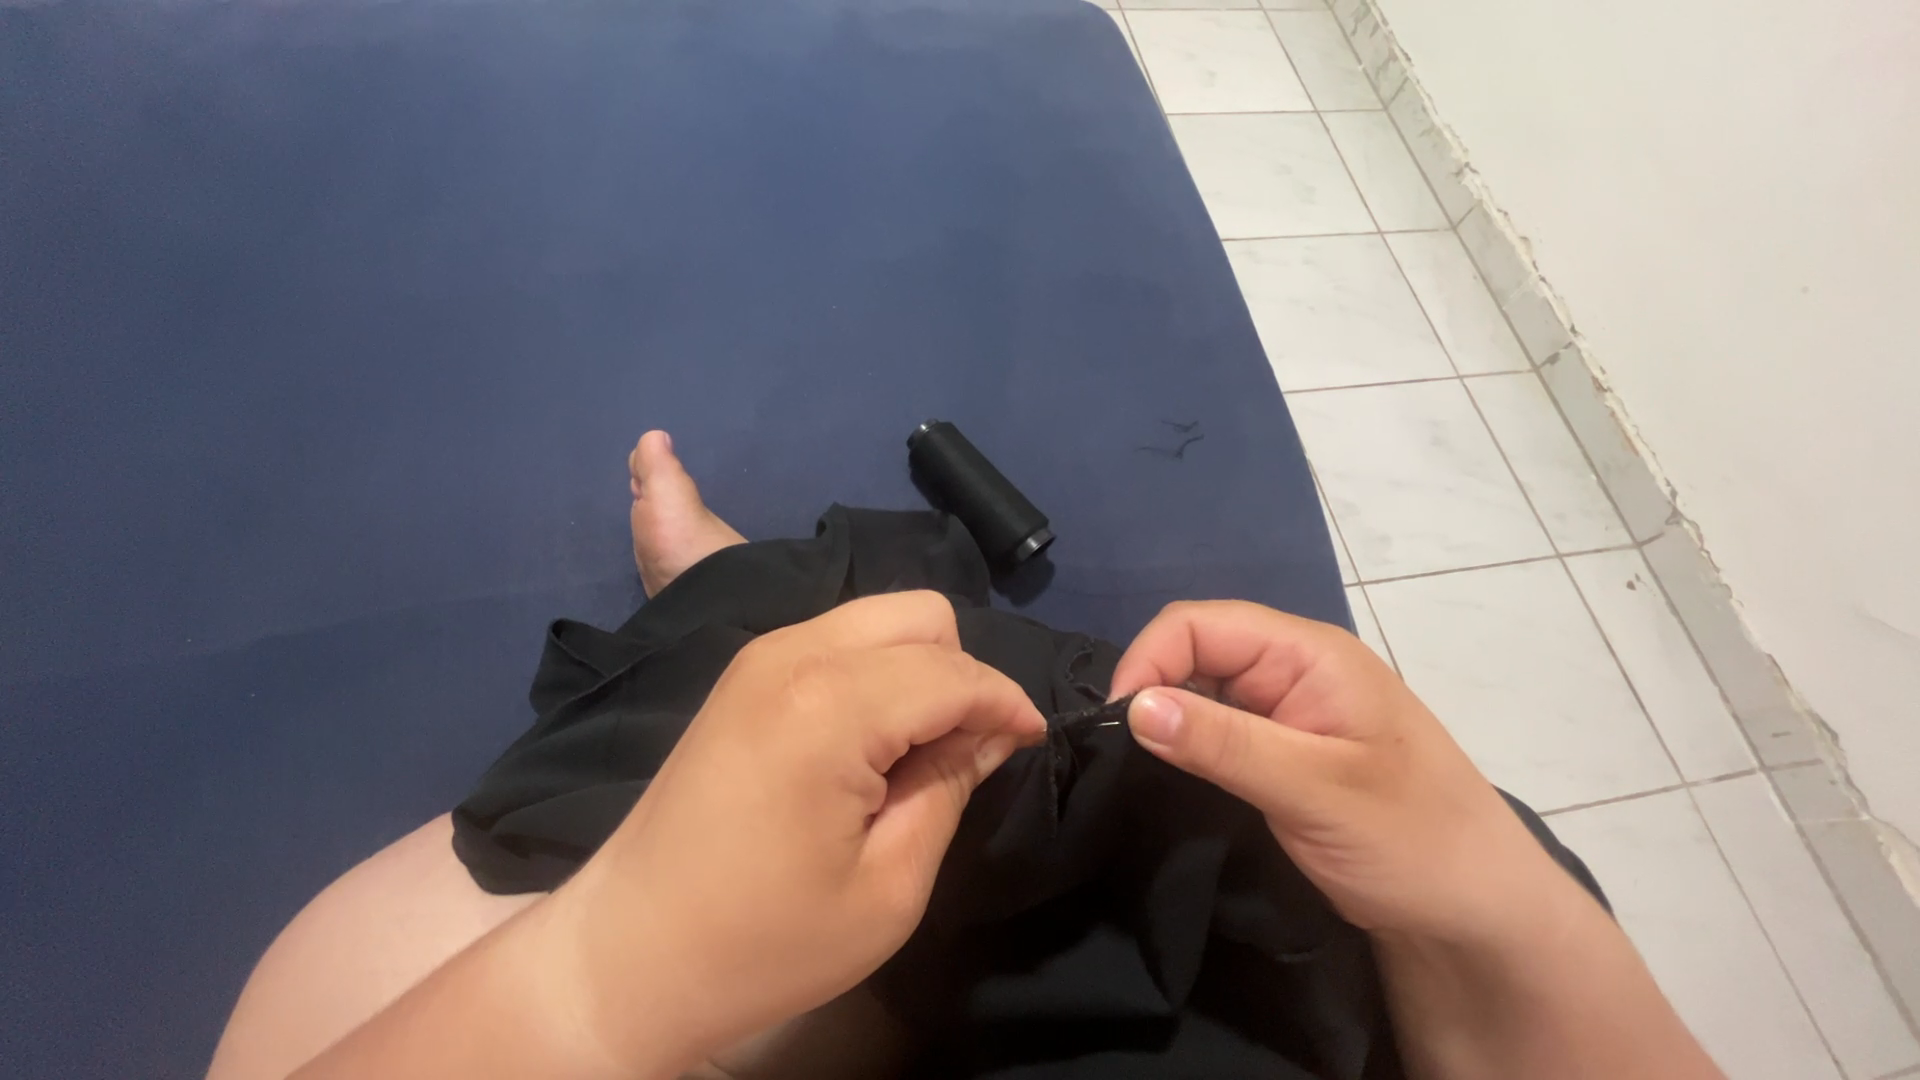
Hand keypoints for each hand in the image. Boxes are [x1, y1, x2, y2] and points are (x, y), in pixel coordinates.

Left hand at [547, 591, 1046, 1074]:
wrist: (629, 953)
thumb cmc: (765, 941)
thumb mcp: (888, 887)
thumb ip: (951, 786)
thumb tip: (995, 730)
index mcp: (830, 705)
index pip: (952, 673)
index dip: (1006, 702)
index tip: (1032, 740)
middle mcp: (794, 652)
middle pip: (920, 614)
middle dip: (962, 671)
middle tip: (964, 748)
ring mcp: (762, 653)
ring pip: (881, 616)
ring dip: (920, 667)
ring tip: (917, 748)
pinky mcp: (745, 670)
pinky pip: (841, 637)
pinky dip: (879, 669)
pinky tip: (870, 736)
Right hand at [1110, 600, 1580, 945]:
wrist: (1476, 919)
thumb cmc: (1414, 840)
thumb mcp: (1318, 790)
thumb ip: (1225, 744)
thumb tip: (1132, 706)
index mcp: (1307, 652)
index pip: (1200, 624)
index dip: (1149, 659)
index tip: (1121, 723)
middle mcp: (1291, 668)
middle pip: (1194, 649)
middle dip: (1152, 687)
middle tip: (1124, 751)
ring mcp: (1284, 708)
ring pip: (1199, 688)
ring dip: (1166, 718)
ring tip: (1140, 764)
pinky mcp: (1276, 748)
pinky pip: (1214, 726)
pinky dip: (1184, 743)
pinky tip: (1170, 773)